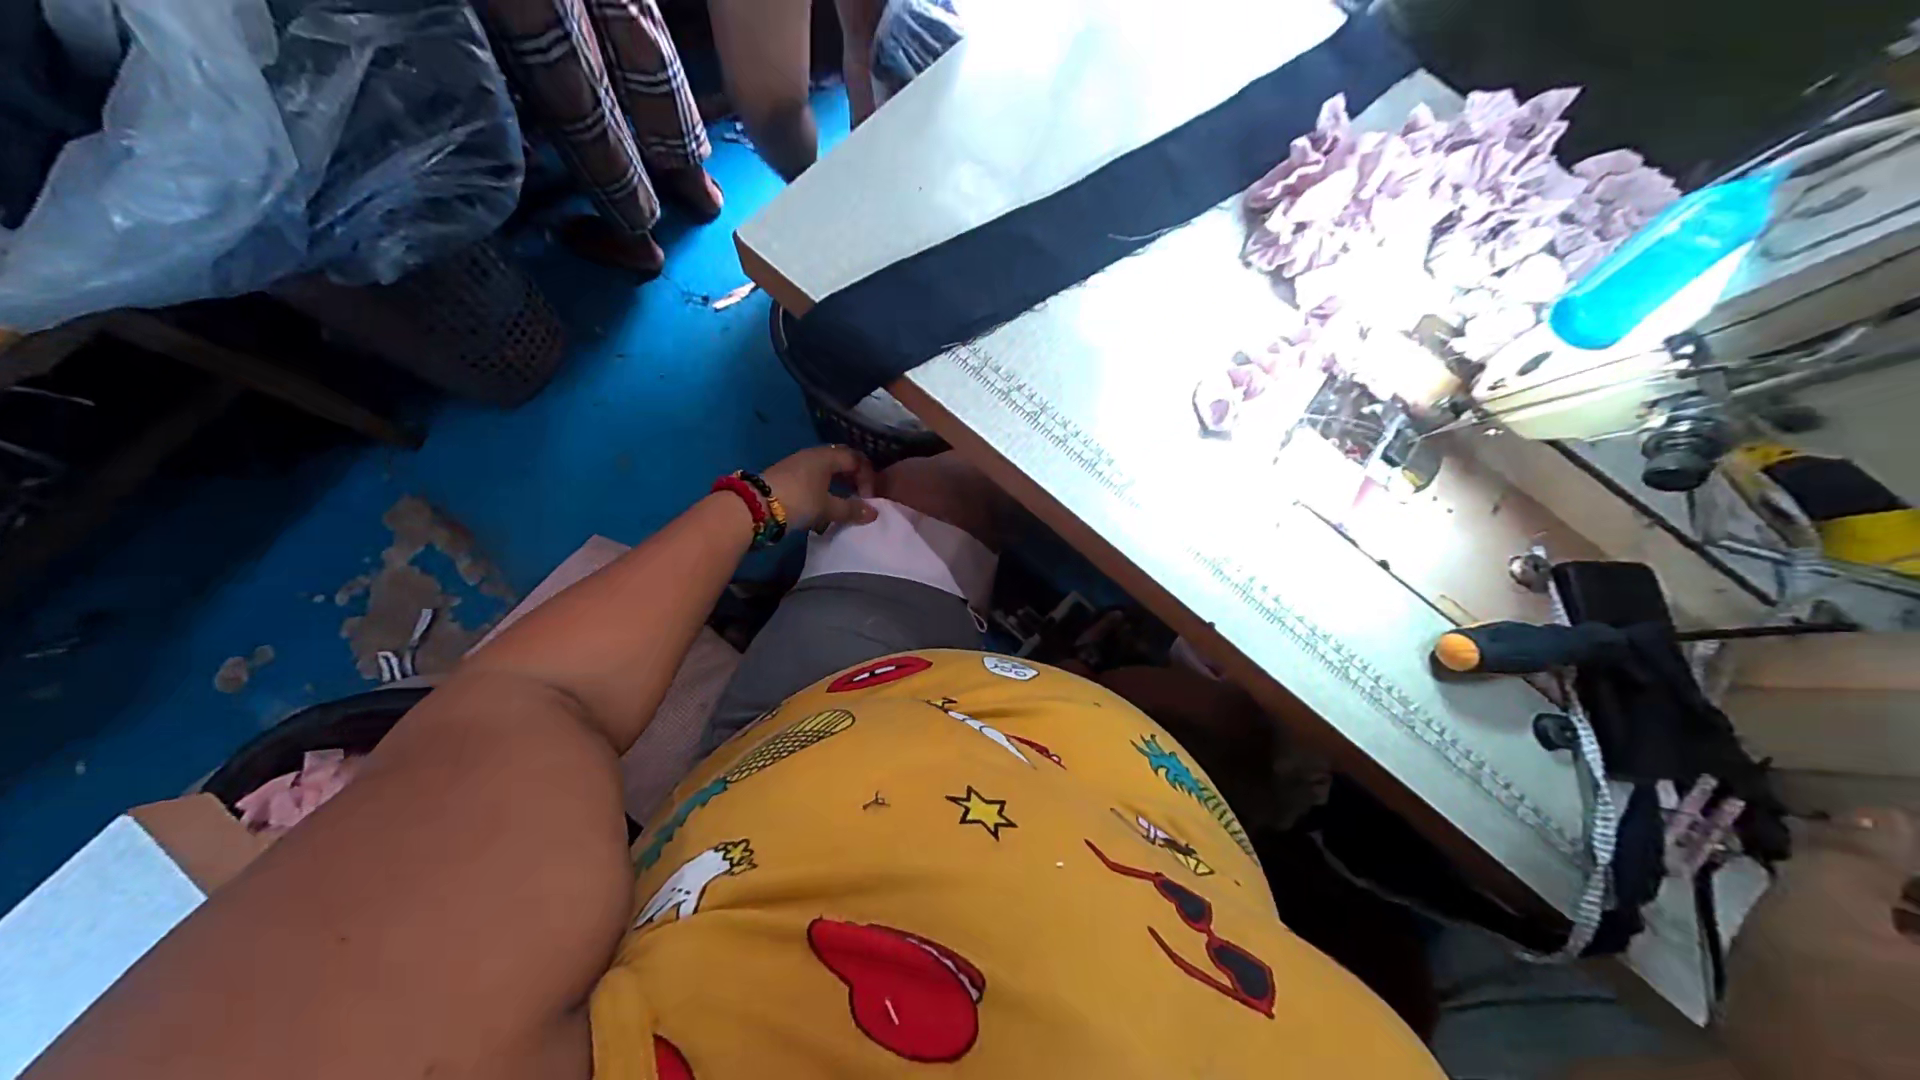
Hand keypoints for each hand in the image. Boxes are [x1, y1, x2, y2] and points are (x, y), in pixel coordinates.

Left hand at [761, 445, 877, 532]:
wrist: (754, 506)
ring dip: (839, 483)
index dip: (868, 477)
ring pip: (827, 469)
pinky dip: (824, 487)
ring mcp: (797, 463)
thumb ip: (851, 509)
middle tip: (859, 497)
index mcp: (827, 456)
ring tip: (843, 503)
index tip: (867, 498)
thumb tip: (874, 513)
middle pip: (842, 461)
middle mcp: (813, 454)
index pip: (857, 459)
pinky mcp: (786, 474)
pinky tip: (822, 503)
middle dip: (854, 478)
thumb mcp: (827, 508)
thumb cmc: (798, 501)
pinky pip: (814, 476)